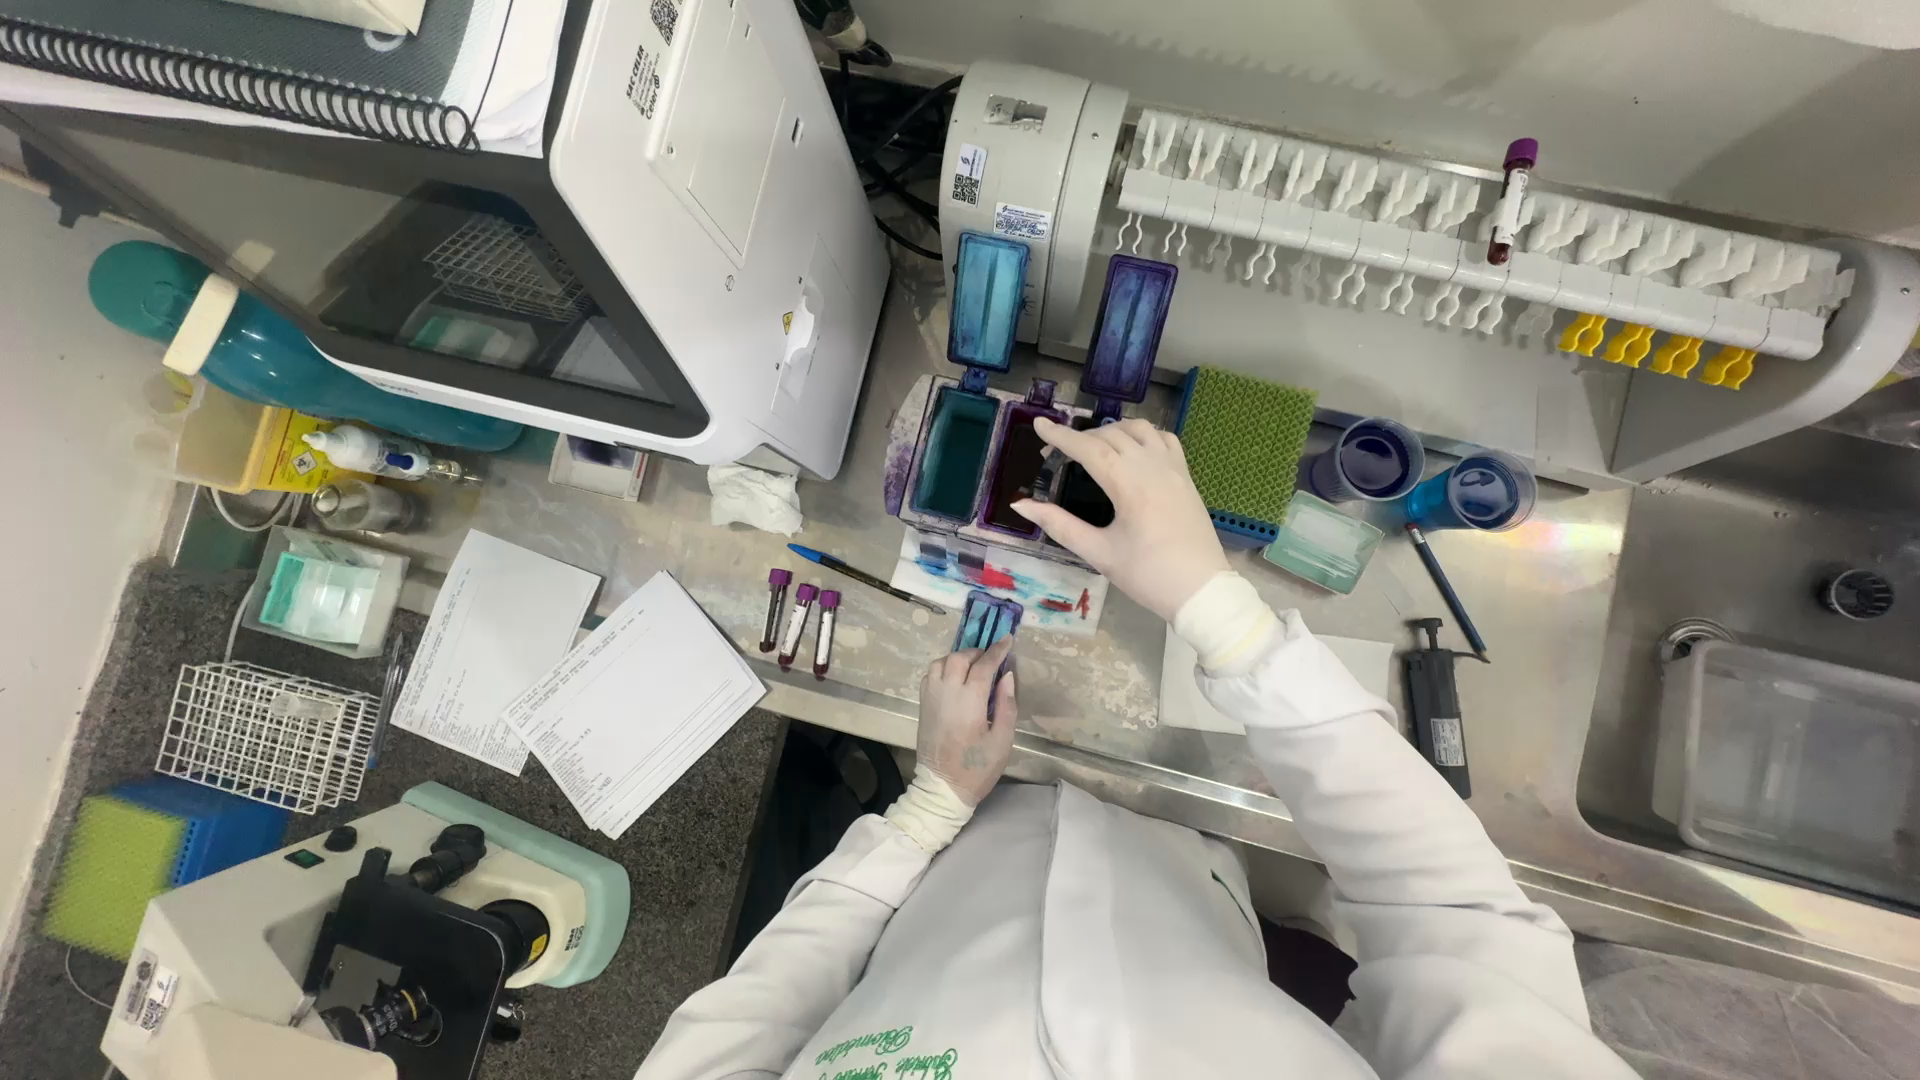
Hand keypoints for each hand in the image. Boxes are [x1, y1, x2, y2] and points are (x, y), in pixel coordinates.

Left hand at [915, 635, 1018, 804]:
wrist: (942, 788)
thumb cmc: (977, 768)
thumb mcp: (1002, 740)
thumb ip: (1006, 704)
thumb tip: (1007, 675)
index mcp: (969, 701)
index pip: (984, 665)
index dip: (997, 650)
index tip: (1008, 639)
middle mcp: (946, 693)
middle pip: (959, 658)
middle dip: (977, 653)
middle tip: (992, 658)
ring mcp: (931, 697)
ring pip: (941, 662)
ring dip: (958, 658)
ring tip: (973, 666)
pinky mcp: (923, 705)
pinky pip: (930, 674)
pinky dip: (943, 667)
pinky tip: (955, 677)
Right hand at [1012, 417, 1228, 620]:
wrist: (1201, 591)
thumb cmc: (1147, 575)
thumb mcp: (1099, 553)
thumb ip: (1059, 525)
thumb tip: (1021, 505)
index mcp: (1129, 484)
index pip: (1088, 448)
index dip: (1060, 436)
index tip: (1038, 424)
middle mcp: (1152, 466)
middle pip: (1111, 434)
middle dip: (1081, 436)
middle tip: (1057, 453)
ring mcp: (1174, 468)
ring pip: (1139, 429)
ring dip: (1112, 430)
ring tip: (1093, 447)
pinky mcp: (1187, 477)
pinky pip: (1164, 439)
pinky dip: (1143, 435)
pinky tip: (1133, 450)